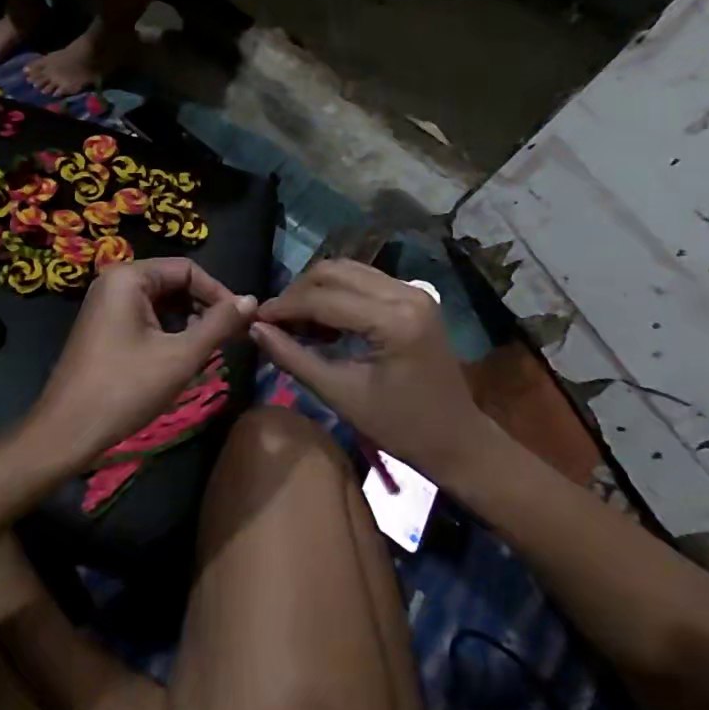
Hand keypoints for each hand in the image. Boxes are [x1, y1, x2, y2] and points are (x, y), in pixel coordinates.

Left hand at [24, 257, 257, 465]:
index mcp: (128, 277)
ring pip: (162, 302)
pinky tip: (183, 355)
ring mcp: (105, 304)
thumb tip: (251, 300)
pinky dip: (169, 331)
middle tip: (232, 337)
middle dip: (205, 307)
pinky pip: (145, 317)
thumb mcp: (181, 356)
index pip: (188, 269)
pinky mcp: (104, 326)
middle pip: (174, 283)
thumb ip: (219, 324)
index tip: (244, 321)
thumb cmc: (126, 389)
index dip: (219, 293)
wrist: (68, 430)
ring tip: (211, 349)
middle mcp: (114, 281)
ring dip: (189, 321)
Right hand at [250, 260, 492, 482]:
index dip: (283, 307)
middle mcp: (405, 294)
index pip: (323, 299)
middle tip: (273, 321)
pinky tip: (322, 320)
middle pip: (334, 272)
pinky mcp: (413, 297)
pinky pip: (363, 280)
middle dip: (297, 292)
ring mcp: (413, 291)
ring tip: (294, 321)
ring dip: (315, 290)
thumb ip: (294, 358)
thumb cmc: (398, 426)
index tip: (254, 320)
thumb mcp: (339, 394)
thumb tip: (255, 329)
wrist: (454, 438)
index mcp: (393, 320)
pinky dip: (336, 293)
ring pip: (347, 270)